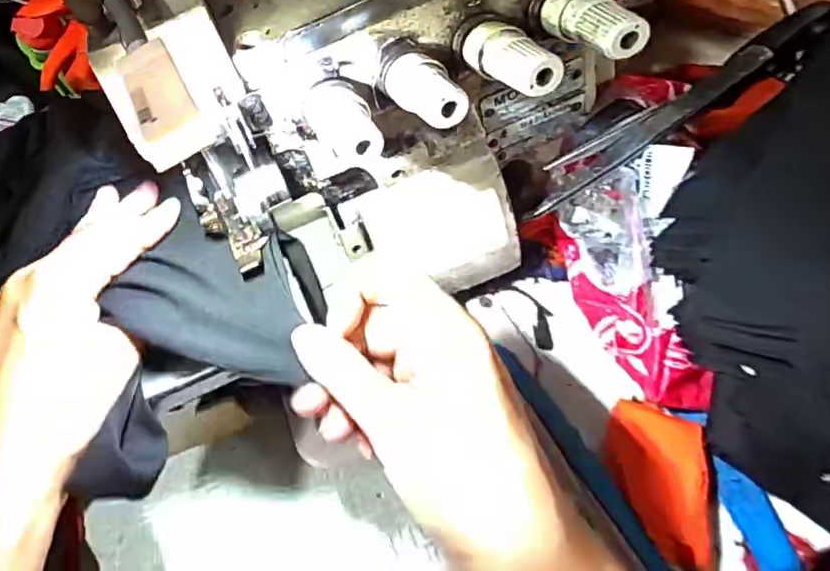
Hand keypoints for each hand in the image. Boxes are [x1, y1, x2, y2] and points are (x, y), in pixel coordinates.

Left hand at [0, 183, 178, 570]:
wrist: (12, 462)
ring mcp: (16, 294)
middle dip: (119, 213)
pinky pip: (52, 263)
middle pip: (86, 237)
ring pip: (66, 246)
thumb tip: (143, 286)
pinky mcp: (12, 310)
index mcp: (58, 284)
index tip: (170, 207)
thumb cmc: (67, 411)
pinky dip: (75, 246)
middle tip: (146, 190)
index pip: (112, 243)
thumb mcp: (118, 353)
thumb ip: (134, 308)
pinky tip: (83, 236)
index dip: (145, 226)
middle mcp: (31, 279)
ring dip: (95, 224)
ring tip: (112, 197)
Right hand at [289, 271, 621, 570]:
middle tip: (314, 391)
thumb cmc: (472, 479)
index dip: (353, 304)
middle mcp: (448, 348)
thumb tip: (308, 337)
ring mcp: (447, 383)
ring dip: (349, 396)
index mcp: (445, 330)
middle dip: (340, 364)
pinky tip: (357, 440)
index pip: (391, 285)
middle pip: (379, 332)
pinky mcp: (443, 416)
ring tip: (330, 424)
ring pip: (382, 370)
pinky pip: (396, 398)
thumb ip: (340, 371)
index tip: (328, 337)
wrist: (520, 551)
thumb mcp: (389, 418)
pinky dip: (371, 415)